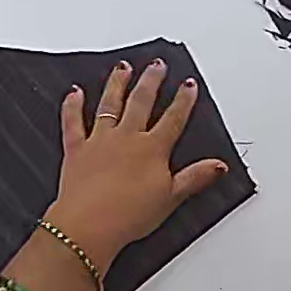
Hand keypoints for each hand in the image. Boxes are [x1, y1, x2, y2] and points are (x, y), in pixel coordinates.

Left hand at [45, 59, 230, 271]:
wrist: (89, 225)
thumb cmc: (129, 214)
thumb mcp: (172, 197)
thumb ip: (196, 177)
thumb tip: (218, 166)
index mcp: (152, 149)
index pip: (173, 118)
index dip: (183, 100)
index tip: (188, 85)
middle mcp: (127, 138)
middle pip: (142, 102)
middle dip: (151, 81)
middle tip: (157, 66)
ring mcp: (100, 141)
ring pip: (110, 104)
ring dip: (117, 84)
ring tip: (123, 68)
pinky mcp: (76, 150)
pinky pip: (73, 122)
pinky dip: (72, 106)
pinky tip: (75, 92)